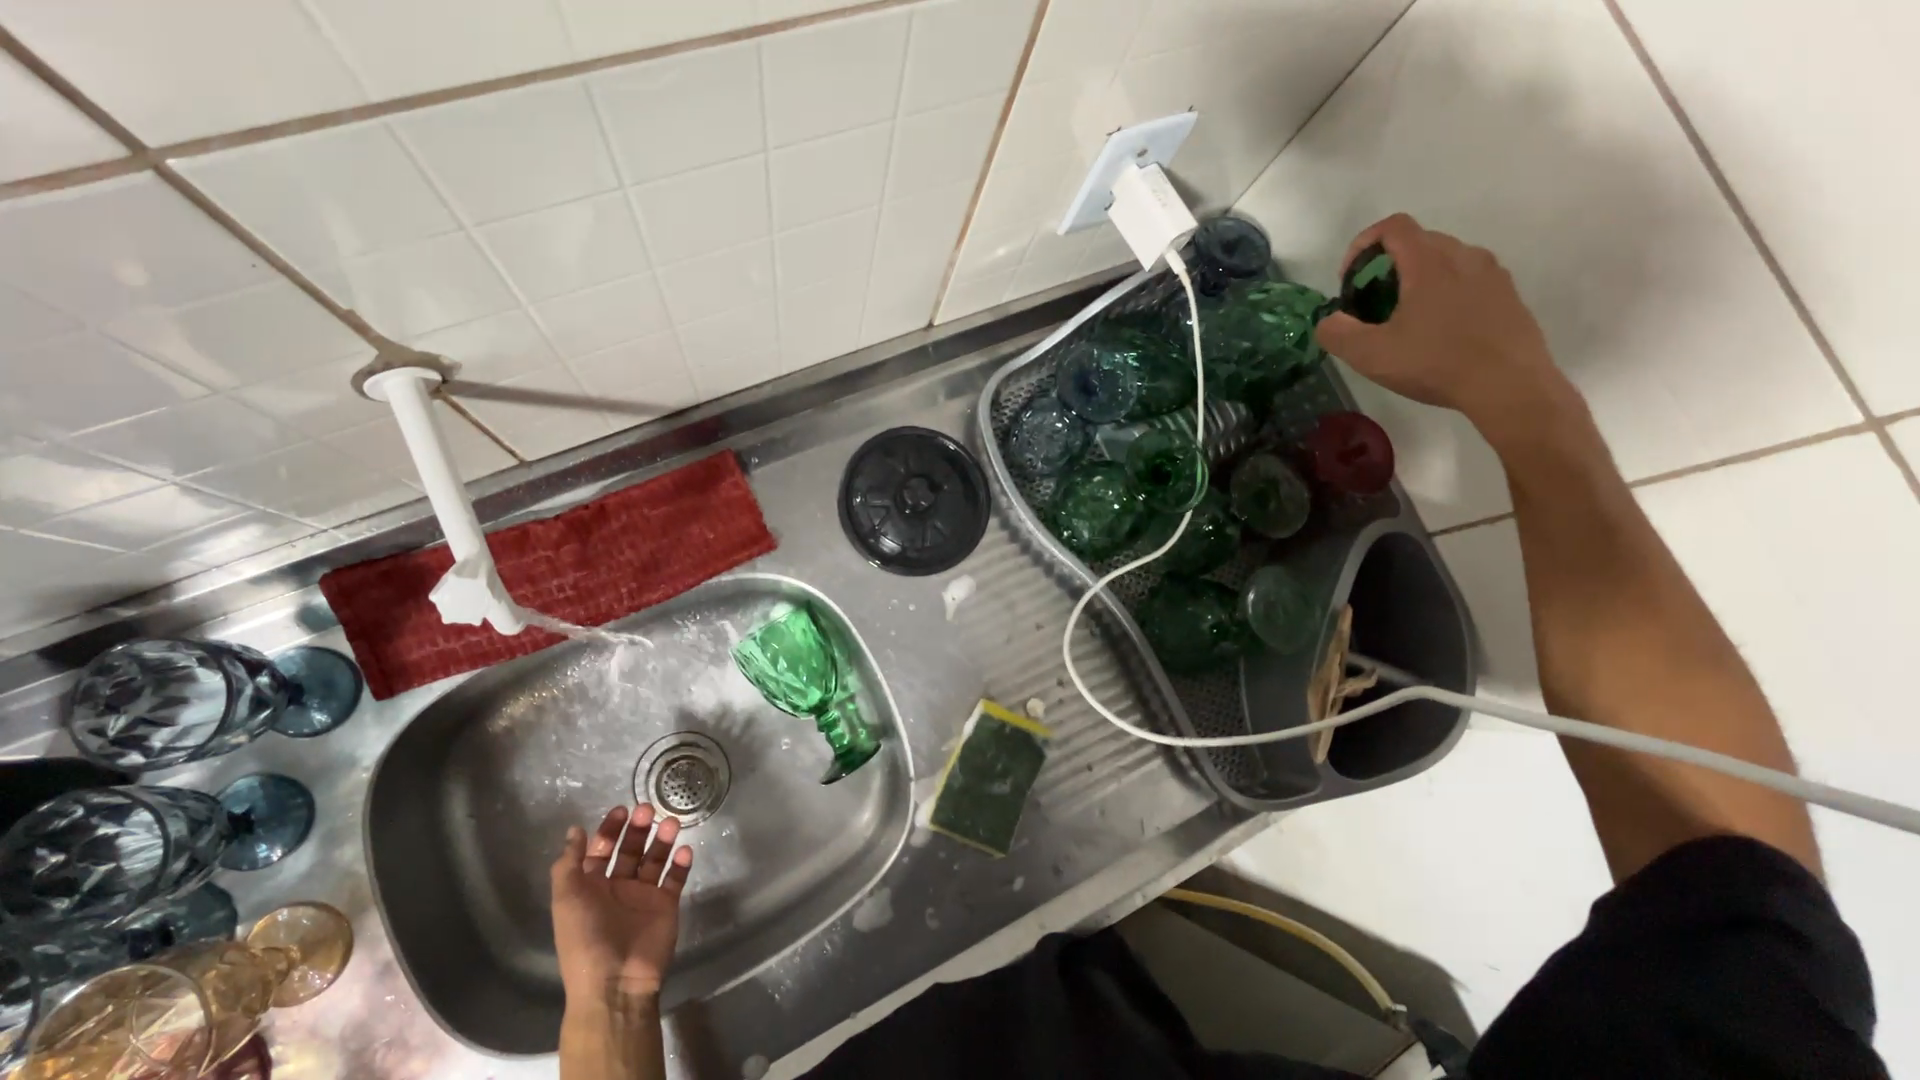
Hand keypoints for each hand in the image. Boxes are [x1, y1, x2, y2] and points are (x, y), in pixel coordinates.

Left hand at [550, 804, 693, 1003]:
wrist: (615, 981)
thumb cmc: (585, 938)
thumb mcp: (566, 899)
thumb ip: (569, 862)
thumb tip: (575, 830)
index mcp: (591, 887)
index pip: (601, 850)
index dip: (609, 830)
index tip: (621, 810)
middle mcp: (618, 889)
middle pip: (630, 851)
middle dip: (638, 830)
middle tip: (648, 810)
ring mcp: (644, 897)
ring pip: (655, 860)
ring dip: (662, 841)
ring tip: (670, 823)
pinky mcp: (666, 906)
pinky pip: (675, 880)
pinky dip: (681, 864)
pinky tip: (685, 849)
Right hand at [1315, 213, 1575, 435]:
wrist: (1510, 386)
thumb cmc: (1436, 363)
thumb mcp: (1371, 355)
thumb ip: (1337, 333)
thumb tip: (1330, 321)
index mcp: (1429, 261)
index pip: (1393, 226)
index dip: (1363, 244)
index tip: (1351, 279)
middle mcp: (1464, 255)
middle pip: (1418, 242)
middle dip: (1388, 266)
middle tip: (1374, 304)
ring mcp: (1492, 274)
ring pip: (1446, 261)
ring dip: (1419, 280)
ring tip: (1408, 320)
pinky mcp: (1509, 296)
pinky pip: (1470, 281)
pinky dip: (1447, 294)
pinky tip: (1441, 333)